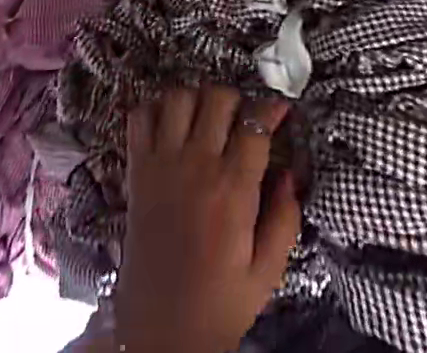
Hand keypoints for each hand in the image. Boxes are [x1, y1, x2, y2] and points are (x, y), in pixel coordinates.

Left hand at [114, 86, 298, 352]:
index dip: (271, 108)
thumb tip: (290, 172)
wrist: (159, 330)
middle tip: (242, 119)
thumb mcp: (267, 271)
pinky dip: (155, 109)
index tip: (280, 108)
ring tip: (207, 118)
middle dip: (236, 99)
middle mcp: (196, 166)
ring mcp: (161, 164)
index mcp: (233, 190)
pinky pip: (139, 117)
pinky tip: (171, 124)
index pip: (255, 124)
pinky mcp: (137, 170)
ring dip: (197, 98)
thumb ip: (285, 218)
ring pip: (178, 97)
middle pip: (216, 98)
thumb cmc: (219, 303)